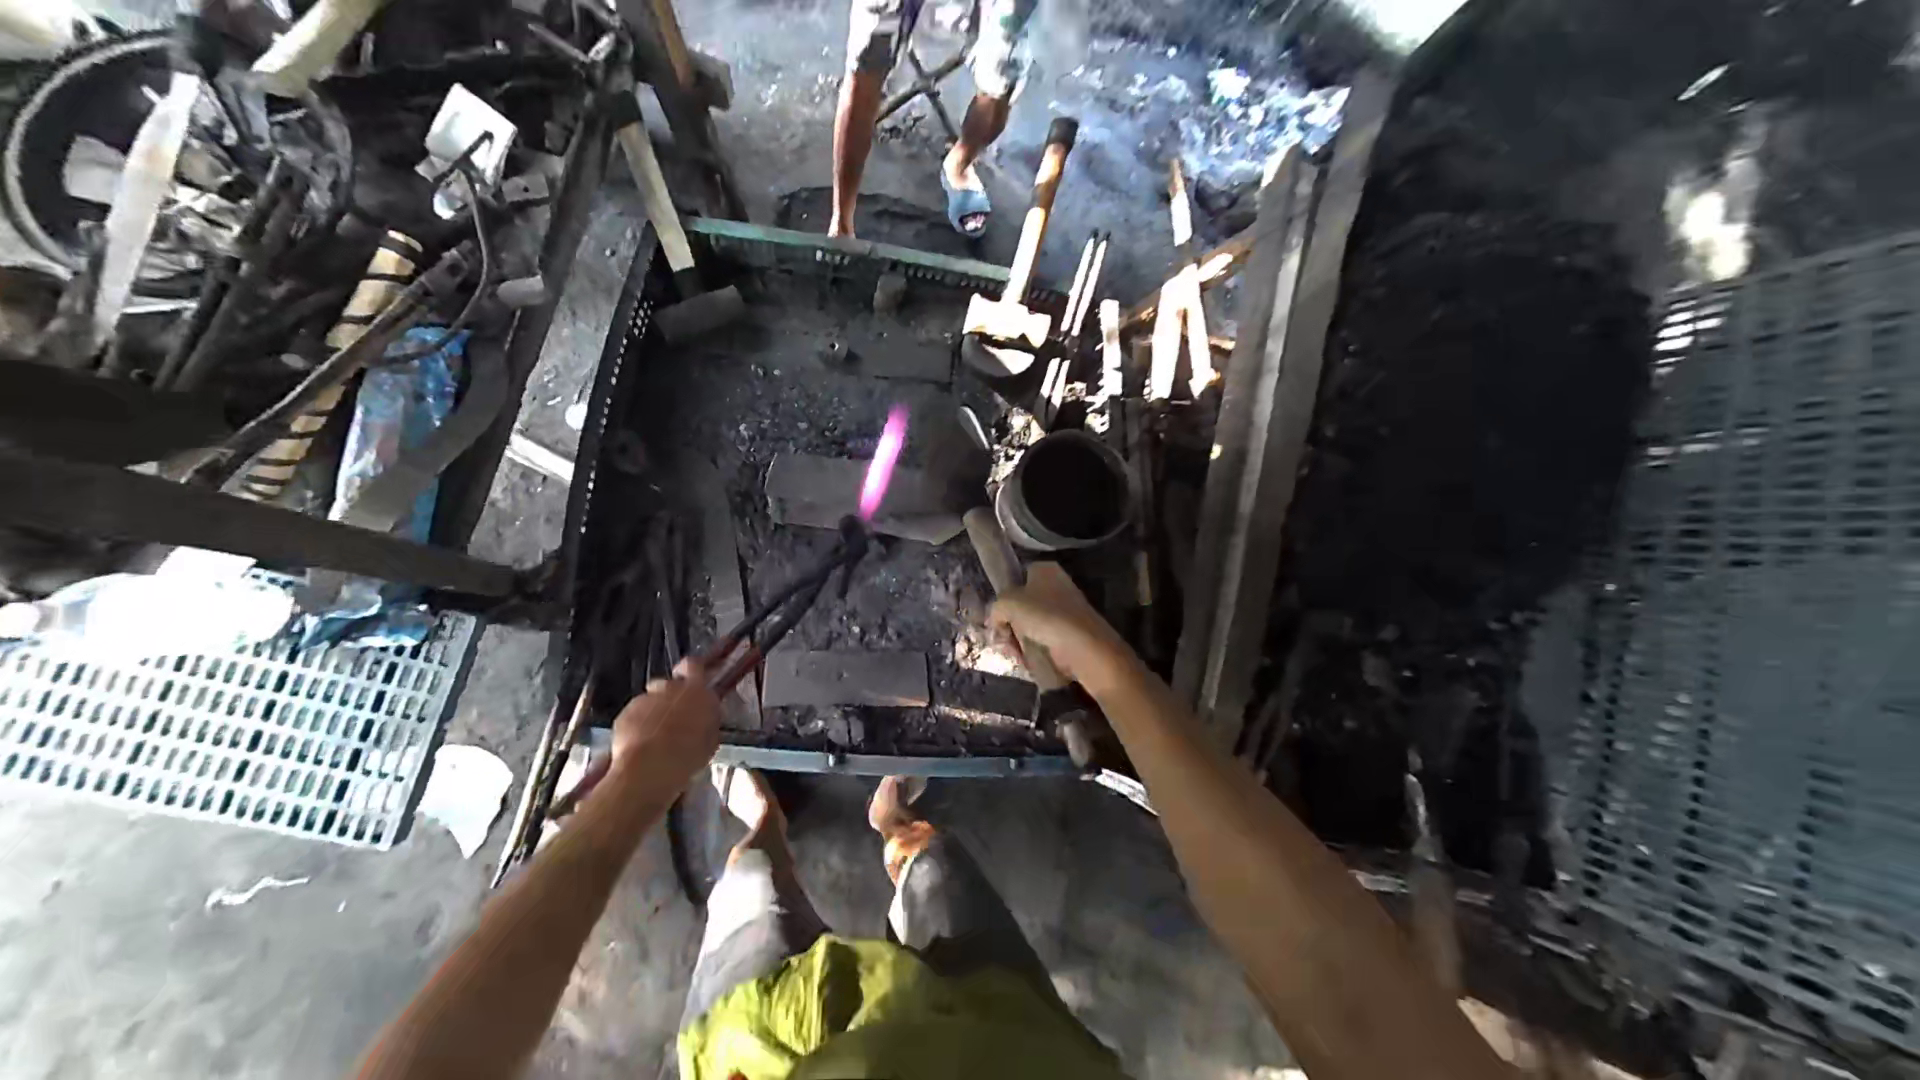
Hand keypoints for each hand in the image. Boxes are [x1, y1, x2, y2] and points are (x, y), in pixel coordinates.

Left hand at [608, 658, 721, 788]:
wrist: (651, 767)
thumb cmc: (688, 754)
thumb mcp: (710, 739)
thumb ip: (707, 720)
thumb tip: (704, 719)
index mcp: (697, 691)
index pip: (693, 665)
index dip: (691, 669)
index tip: (691, 675)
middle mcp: (670, 688)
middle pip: (669, 684)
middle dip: (671, 696)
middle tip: (675, 718)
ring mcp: (646, 699)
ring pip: (650, 700)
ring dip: (654, 712)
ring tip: (656, 737)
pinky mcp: (625, 713)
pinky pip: (633, 715)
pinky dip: (637, 725)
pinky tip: (641, 745)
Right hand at [988, 562, 1133, 687]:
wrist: (1083, 647)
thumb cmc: (1045, 616)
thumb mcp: (1008, 603)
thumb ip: (996, 608)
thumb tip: (997, 621)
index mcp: (1045, 569)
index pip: (1017, 578)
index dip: (1004, 596)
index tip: (996, 615)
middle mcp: (1057, 585)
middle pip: (1022, 604)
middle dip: (1009, 623)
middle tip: (1002, 638)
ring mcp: (1065, 610)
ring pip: (1031, 624)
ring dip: (1018, 639)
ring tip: (1014, 652)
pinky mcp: (1070, 633)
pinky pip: (1043, 639)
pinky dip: (1033, 649)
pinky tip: (1025, 659)